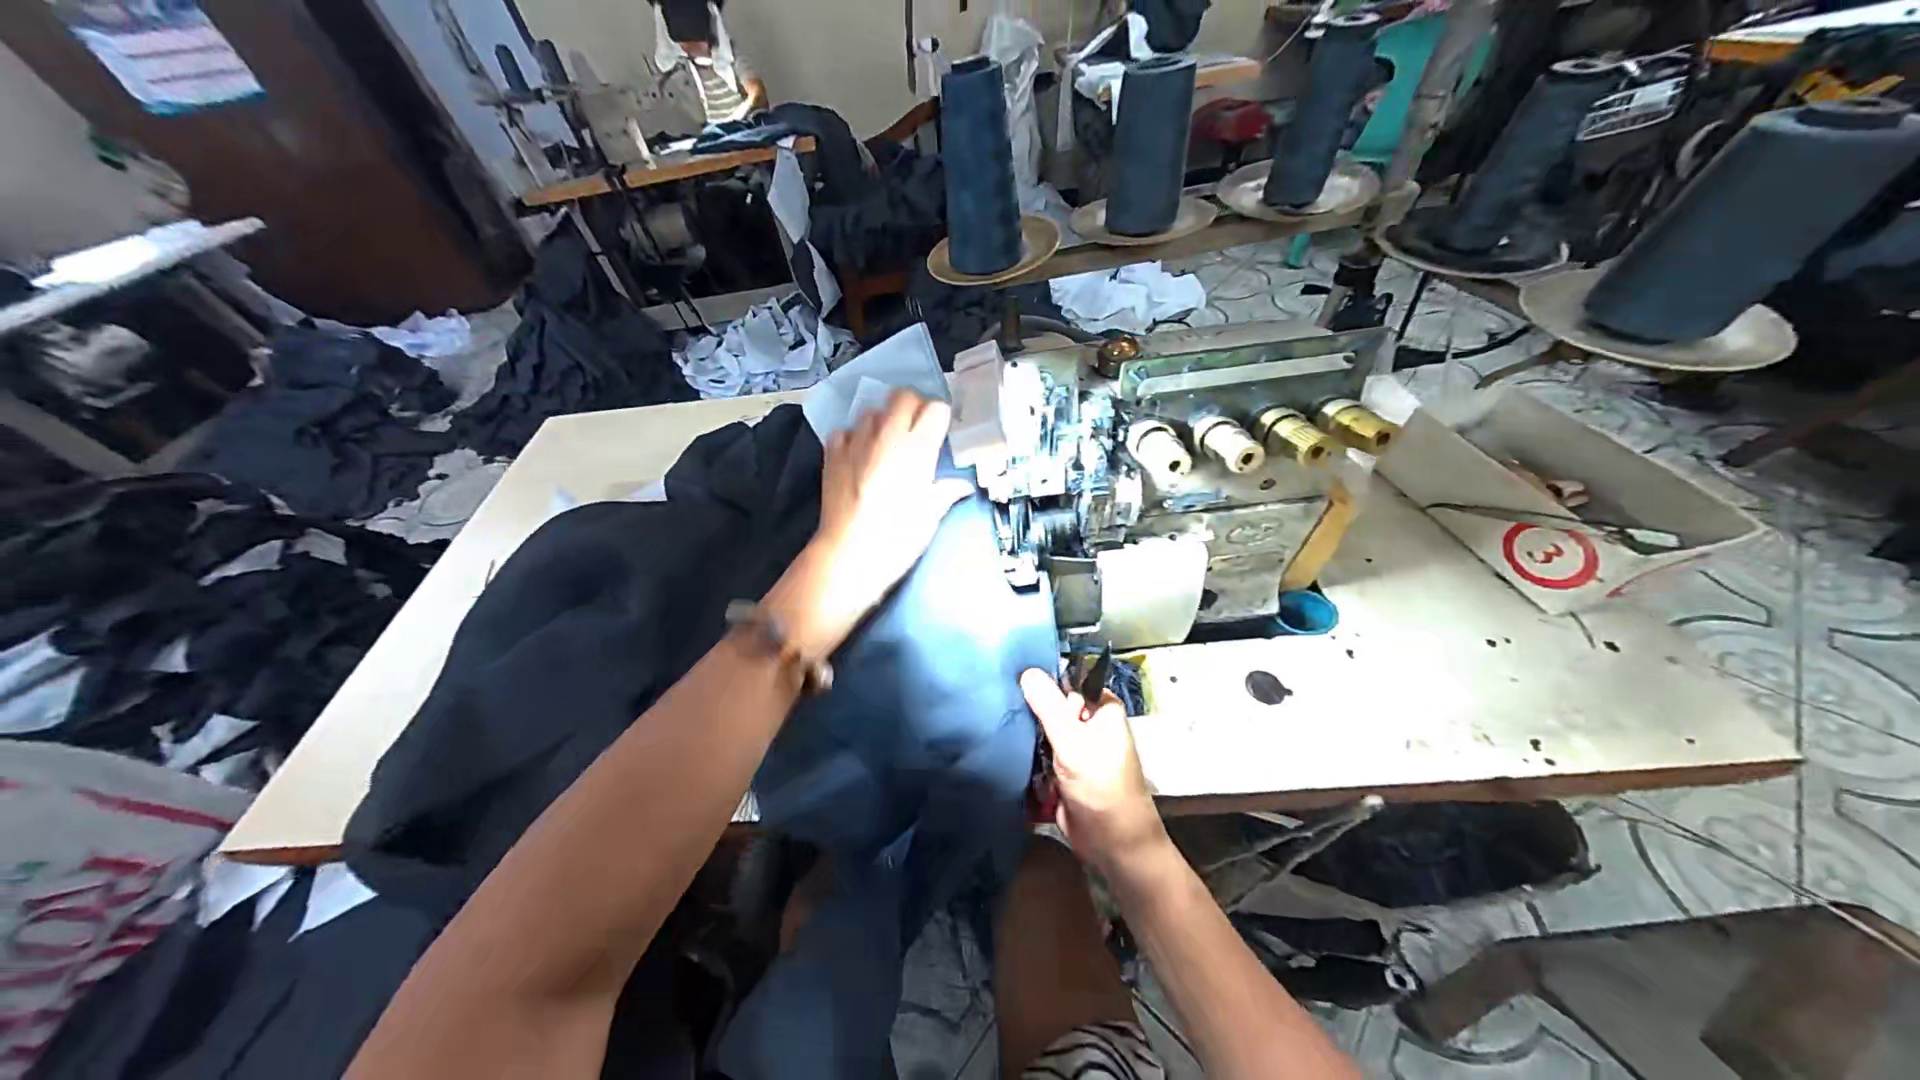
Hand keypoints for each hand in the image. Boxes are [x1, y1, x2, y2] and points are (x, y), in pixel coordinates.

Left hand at [764, 391, 971, 659]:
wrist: (848, 554)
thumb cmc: (897, 539)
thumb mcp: (929, 517)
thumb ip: (944, 492)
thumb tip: (960, 486)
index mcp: (917, 449)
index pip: (935, 408)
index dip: (939, 417)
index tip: (940, 431)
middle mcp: (886, 436)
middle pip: (902, 396)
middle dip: (913, 406)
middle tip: (916, 427)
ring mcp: (855, 442)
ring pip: (872, 411)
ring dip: (883, 421)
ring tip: (886, 443)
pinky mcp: (832, 452)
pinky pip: (845, 430)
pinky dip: (854, 438)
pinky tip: (858, 455)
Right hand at [1020, 670, 1168, 874]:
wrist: (1113, 844)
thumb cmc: (1101, 787)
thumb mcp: (1073, 741)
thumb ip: (1049, 706)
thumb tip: (1028, 671)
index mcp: (1102, 709)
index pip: (1068, 682)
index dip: (1044, 684)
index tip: (1015, 684)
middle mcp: (1089, 724)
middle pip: (1051, 706)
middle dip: (1030, 712)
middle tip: (1002, 710)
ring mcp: (1074, 749)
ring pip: (1041, 731)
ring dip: (1025, 735)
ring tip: (997, 729)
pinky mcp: (1060, 772)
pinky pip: (1038, 754)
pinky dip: (1026, 755)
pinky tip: (1002, 750)